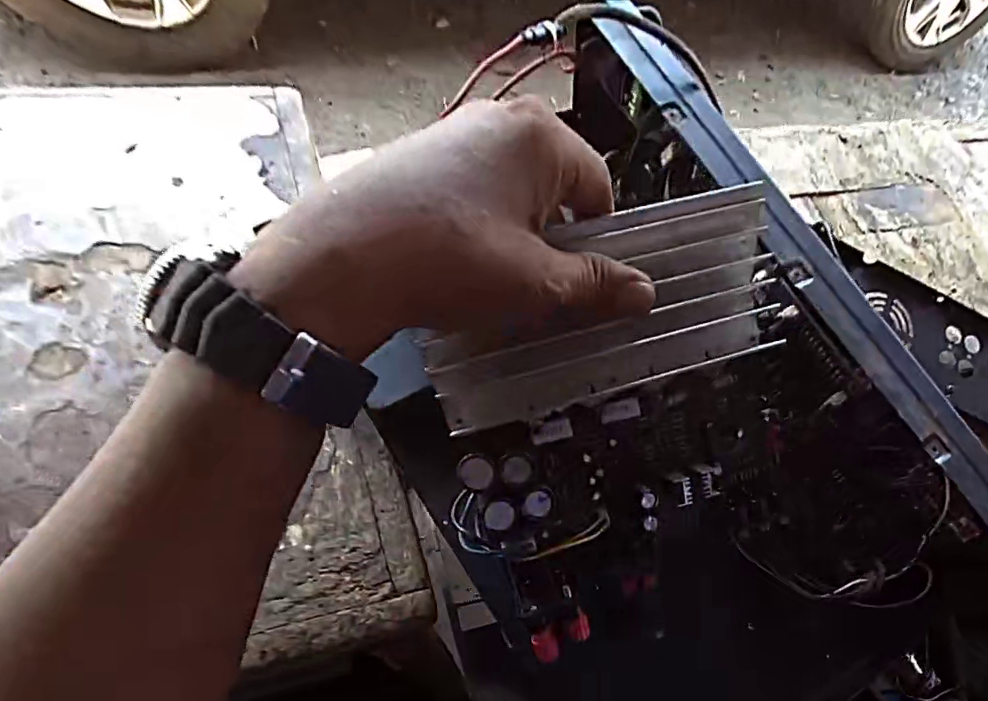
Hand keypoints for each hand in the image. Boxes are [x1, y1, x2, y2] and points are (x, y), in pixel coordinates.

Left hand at [228, 97, 655, 357]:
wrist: (342, 262)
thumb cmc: (450, 261)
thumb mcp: (538, 283)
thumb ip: (597, 285)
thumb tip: (645, 293)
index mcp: (539, 137)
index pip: (602, 191)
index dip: (601, 244)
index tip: (584, 281)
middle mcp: (499, 120)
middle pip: (560, 189)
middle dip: (560, 241)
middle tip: (542, 286)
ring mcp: (456, 133)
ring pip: (519, 194)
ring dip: (524, 239)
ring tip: (499, 280)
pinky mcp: (423, 157)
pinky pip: (480, 193)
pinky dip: (487, 229)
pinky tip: (465, 264)